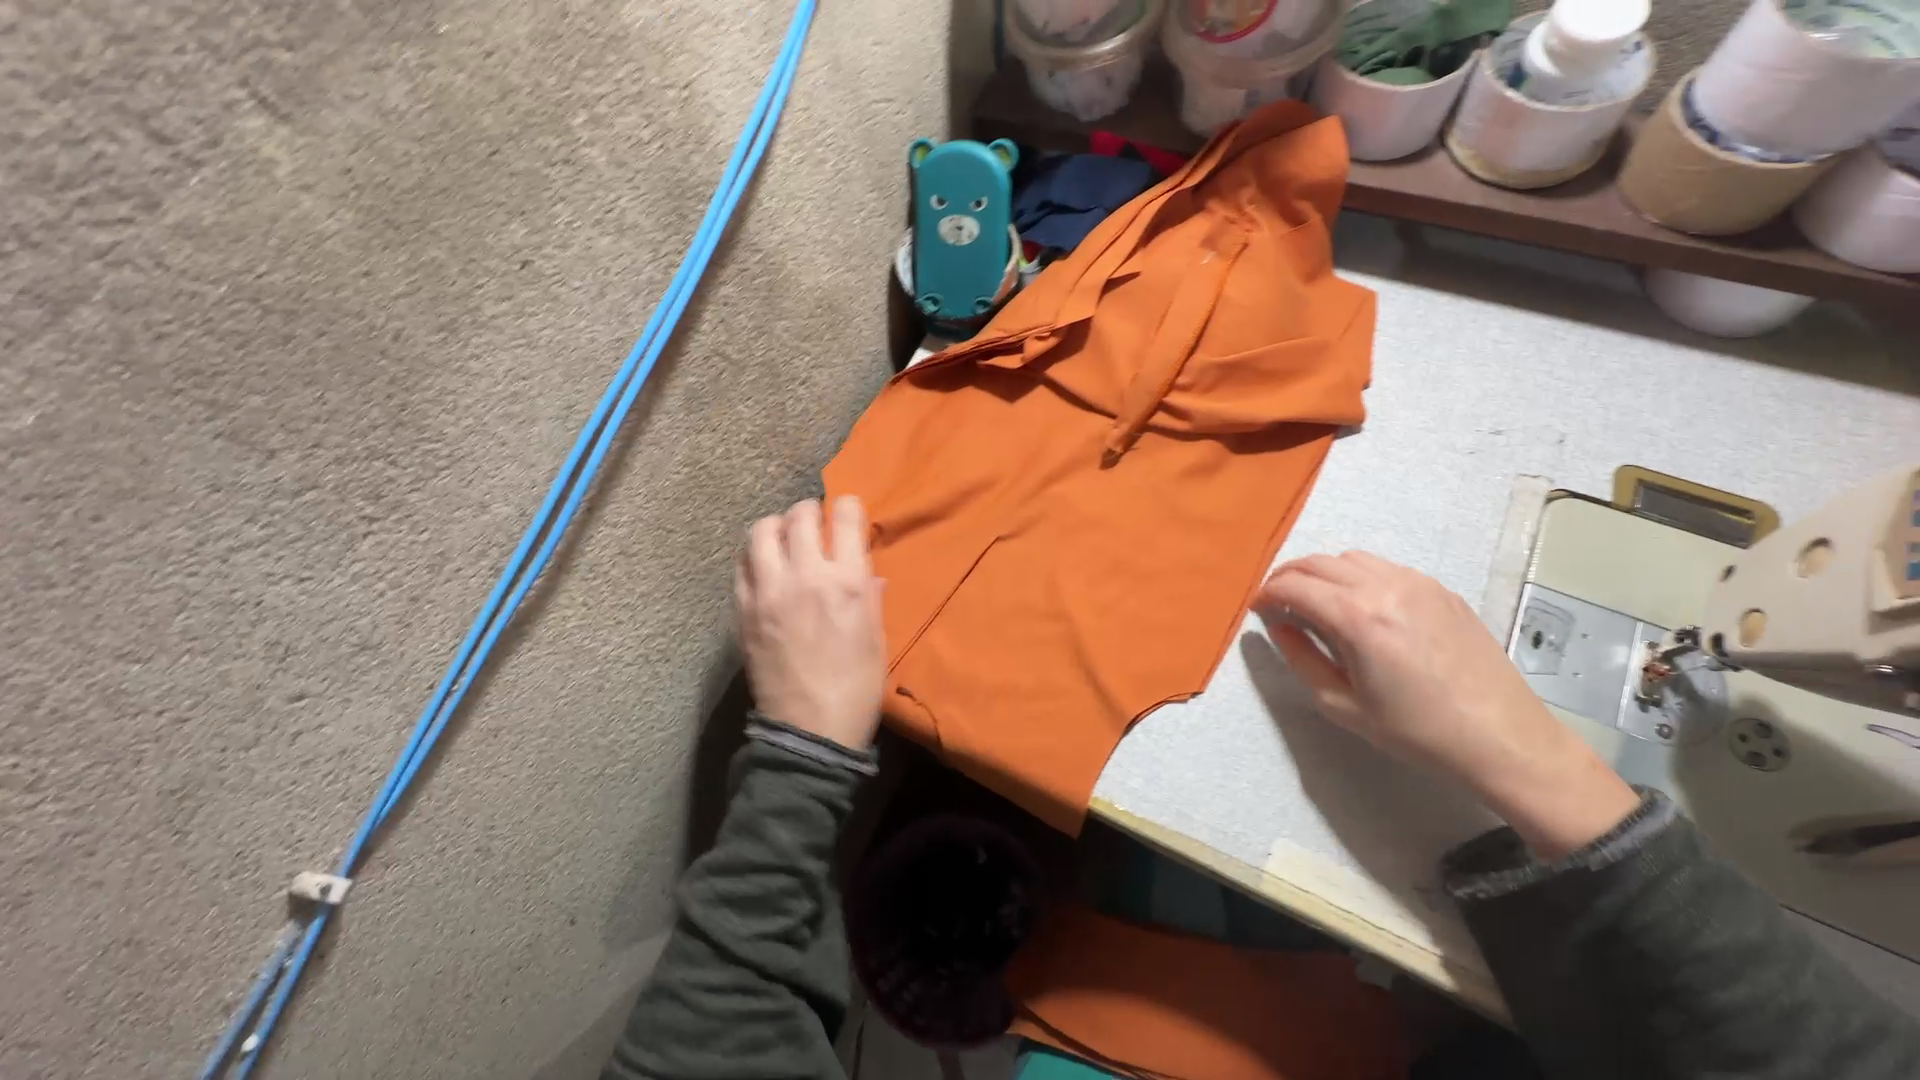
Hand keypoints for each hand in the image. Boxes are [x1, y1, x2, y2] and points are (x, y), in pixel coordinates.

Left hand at [735, 497, 886, 750]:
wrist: (810, 730)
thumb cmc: (857, 687)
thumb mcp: (877, 638)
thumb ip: (869, 596)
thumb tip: (866, 572)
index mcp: (846, 581)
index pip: (844, 516)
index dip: (847, 506)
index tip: (848, 513)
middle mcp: (804, 575)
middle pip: (799, 515)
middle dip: (810, 511)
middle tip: (815, 523)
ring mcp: (768, 591)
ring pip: (761, 532)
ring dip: (776, 527)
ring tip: (785, 539)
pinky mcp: (743, 610)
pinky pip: (742, 565)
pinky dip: (754, 556)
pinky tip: (765, 568)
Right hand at [1253, 552, 1638, 859]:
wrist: (1501, 738)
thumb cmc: (1416, 732)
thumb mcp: (1341, 705)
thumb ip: (1300, 658)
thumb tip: (1278, 626)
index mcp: (1357, 617)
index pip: (1294, 585)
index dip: (1267, 593)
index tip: (1256, 609)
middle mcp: (1386, 586)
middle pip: (1319, 562)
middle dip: (1289, 576)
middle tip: (1276, 602)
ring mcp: (1418, 583)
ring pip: (1353, 558)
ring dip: (1324, 573)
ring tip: (1316, 603)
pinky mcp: (1441, 590)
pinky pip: (1386, 568)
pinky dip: (1359, 577)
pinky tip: (1361, 608)